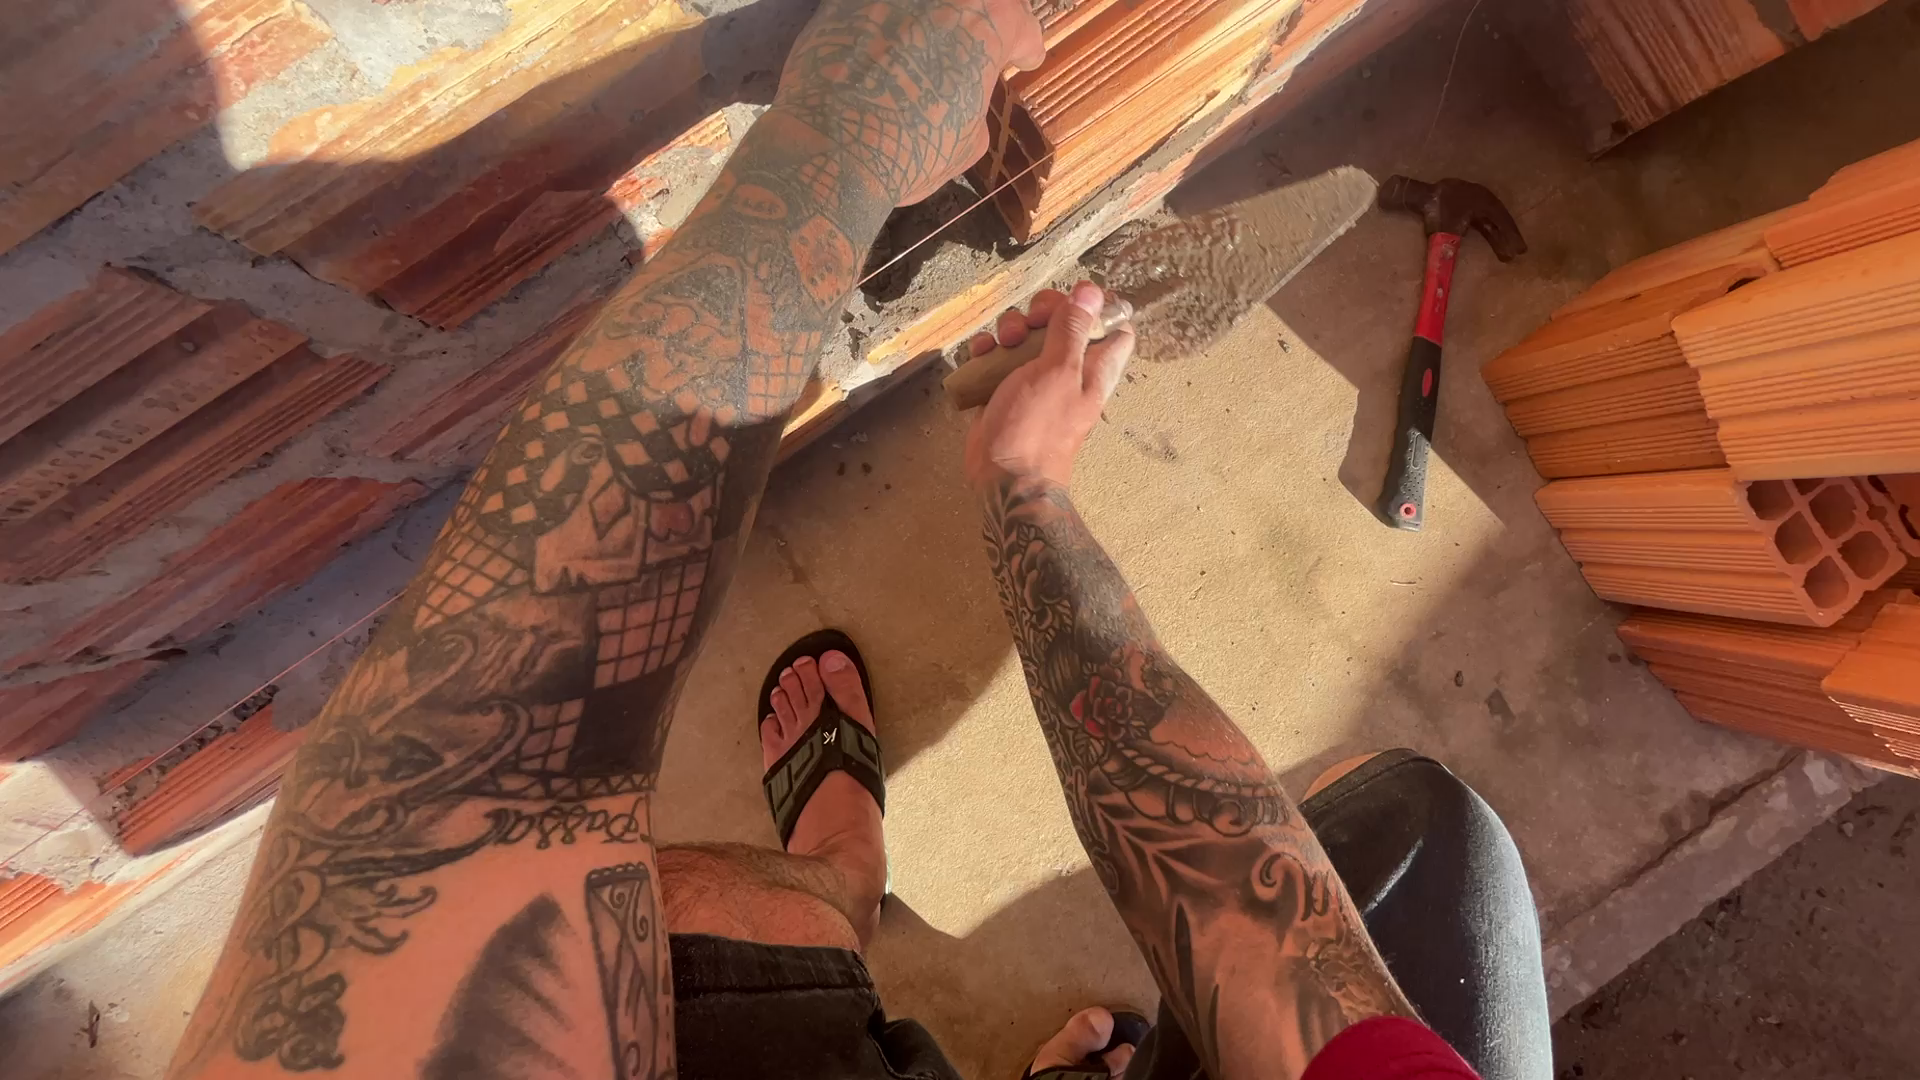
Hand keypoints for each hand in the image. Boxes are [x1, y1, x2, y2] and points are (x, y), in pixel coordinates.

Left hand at [774, 0, 1044, 204]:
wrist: (831, 149)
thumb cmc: (909, 151)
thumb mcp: (966, 145)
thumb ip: (976, 104)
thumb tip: (966, 98)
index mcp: (988, 20)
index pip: (1021, 26)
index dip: (1023, 50)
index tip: (1022, 60)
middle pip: (971, 4)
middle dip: (974, 28)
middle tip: (969, 56)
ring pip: (921, 8)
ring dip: (926, 27)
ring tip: (918, 60)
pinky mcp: (843, 0)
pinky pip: (877, 12)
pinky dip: (882, 31)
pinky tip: (875, 61)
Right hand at [964, 281, 1134, 489]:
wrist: (1005, 476)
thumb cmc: (1038, 426)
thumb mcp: (1059, 371)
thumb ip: (1073, 330)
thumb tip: (1093, 291)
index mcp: (1095, 368)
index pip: (1114, 328)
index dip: (1098, 307)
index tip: (1075, 301)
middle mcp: (1068, 371)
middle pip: (1063, 323)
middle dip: (1043, 312)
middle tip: (1032, 322)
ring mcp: (1034, 380)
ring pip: (1026, 336)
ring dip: (1010, 329)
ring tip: (1000, 343)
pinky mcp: (1005, 390)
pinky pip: (998, 358)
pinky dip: (989, 350)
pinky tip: (980, 353)